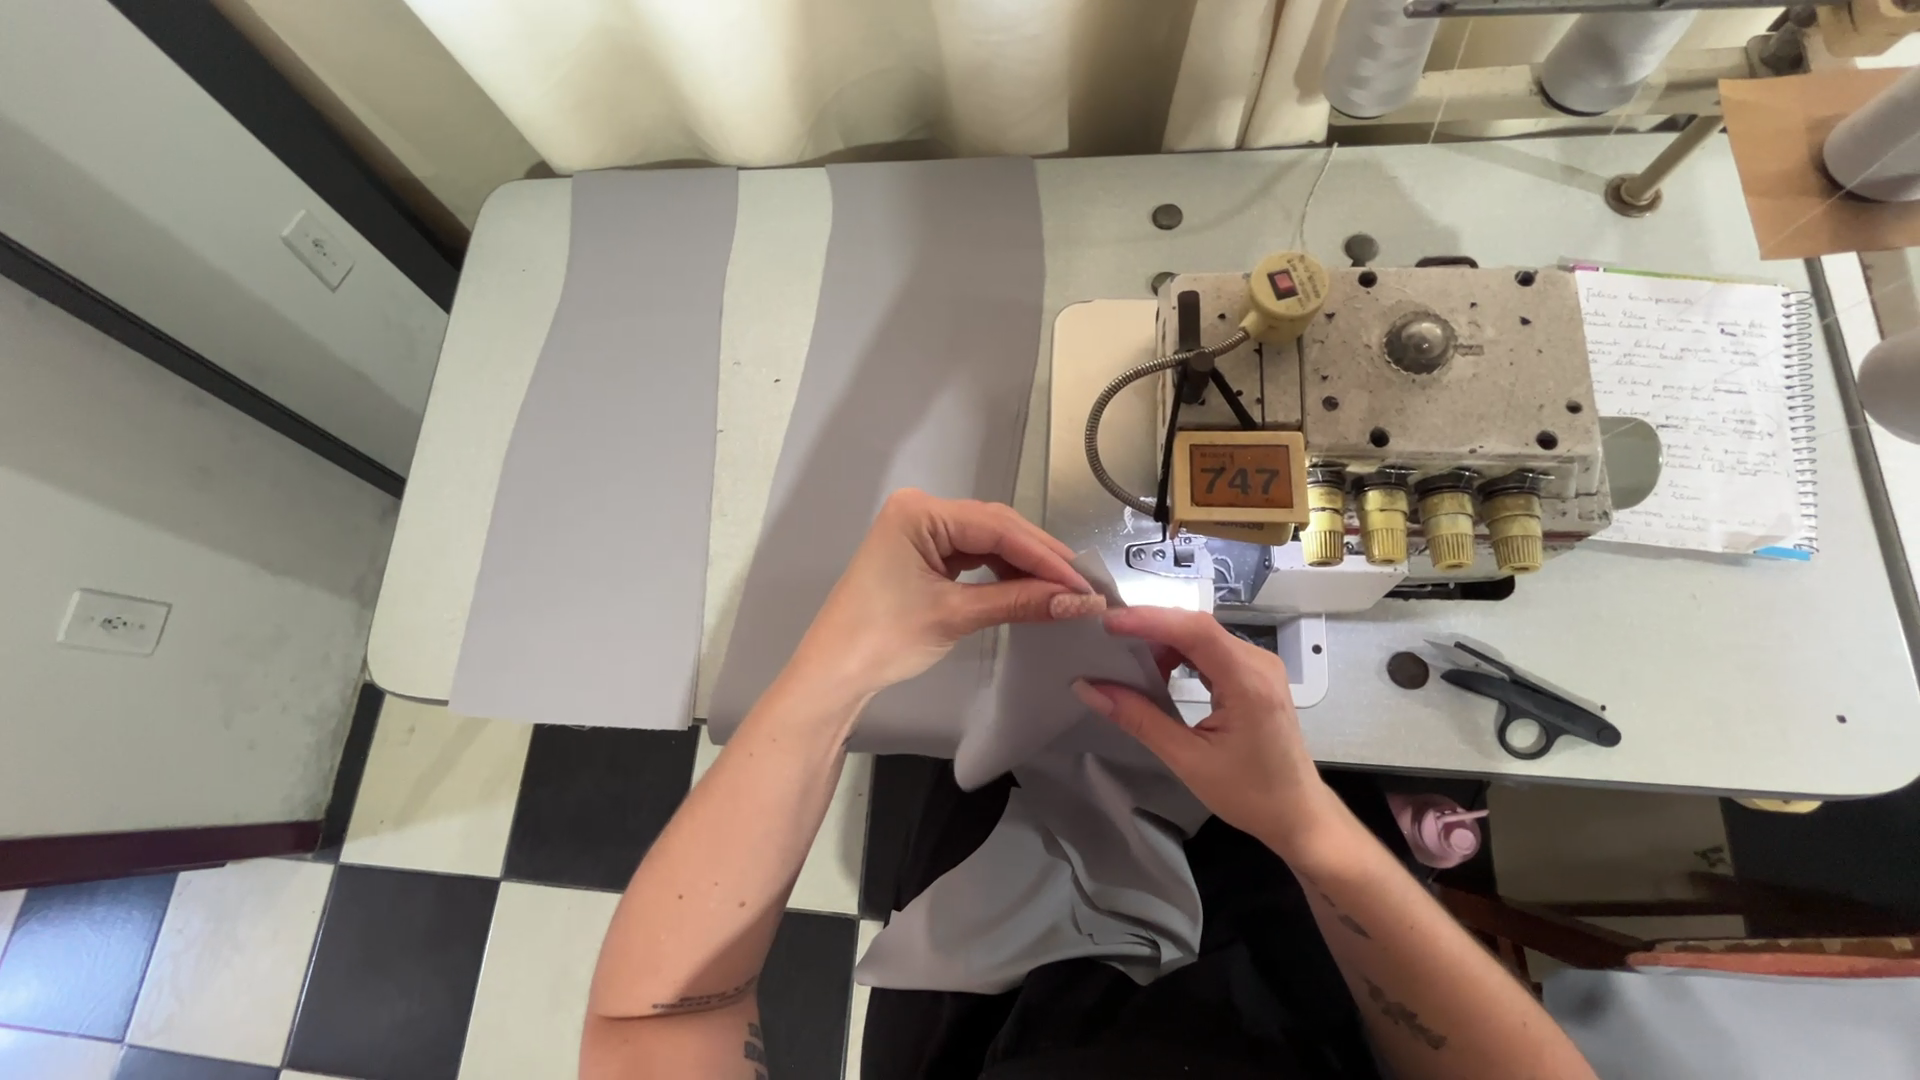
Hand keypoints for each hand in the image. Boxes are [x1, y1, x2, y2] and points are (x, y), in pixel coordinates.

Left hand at [792, 489, 1104, 698]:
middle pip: (994, 527)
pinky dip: (1001, 571)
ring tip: (1063, 589)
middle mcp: (920, 510)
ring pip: (986, 540)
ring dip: (1023, 564)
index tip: (1084, 583)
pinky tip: (1028, 586)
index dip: (1044, 556)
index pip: (997, 527)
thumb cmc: (885, 638)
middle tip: (1082, 586)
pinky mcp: (921, 552)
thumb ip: (1019, 601)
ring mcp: (919, 530)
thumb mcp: (956, 615)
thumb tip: (1078, 602)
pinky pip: (971, 554)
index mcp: (920, 512)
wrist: (835, 671)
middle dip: (1038, 557)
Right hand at [1071, 606, 1339, 858]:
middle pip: (1196, 626)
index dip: (1150, 620)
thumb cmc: (1249, 793)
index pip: (1196, 631)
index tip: (1108, 624)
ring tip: (1126, 657)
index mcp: (1249, 682)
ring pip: (1201, 635)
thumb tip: (1089, 689)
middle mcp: (1258, 662)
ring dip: (1162, 640)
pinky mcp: (1254, 673)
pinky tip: (1157, 671)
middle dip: (1149, 627)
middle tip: (1105, 637)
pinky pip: (1210, 649)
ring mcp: (1259, 665)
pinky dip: (1179, 653)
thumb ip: (1139, 719)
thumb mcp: (1188, 759)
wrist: (1298, 814)